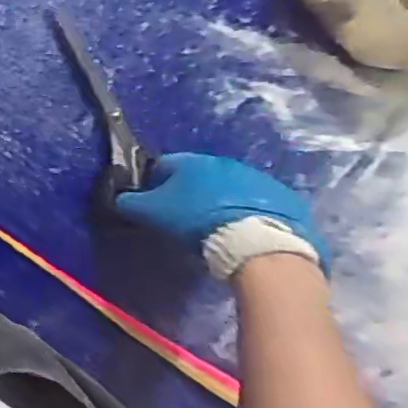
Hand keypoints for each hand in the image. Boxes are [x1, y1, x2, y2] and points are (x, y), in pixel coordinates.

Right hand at [114, 153, 328, 274]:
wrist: (259, 246)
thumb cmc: (196, 222)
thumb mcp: (149, 213)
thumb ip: (128, 201)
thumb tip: (120, 198)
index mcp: (192, 162)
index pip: (162, 166)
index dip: (153, 186)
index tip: (153, 206)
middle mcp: (226, 163)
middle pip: (197, 177)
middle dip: (188, 193)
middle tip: (182, 219)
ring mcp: (261, 180)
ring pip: (228, 190)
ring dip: (218, 203)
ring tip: (214, 229)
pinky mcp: (288, 200)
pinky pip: (257, 205)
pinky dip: (246, 215)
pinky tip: (241, 234)